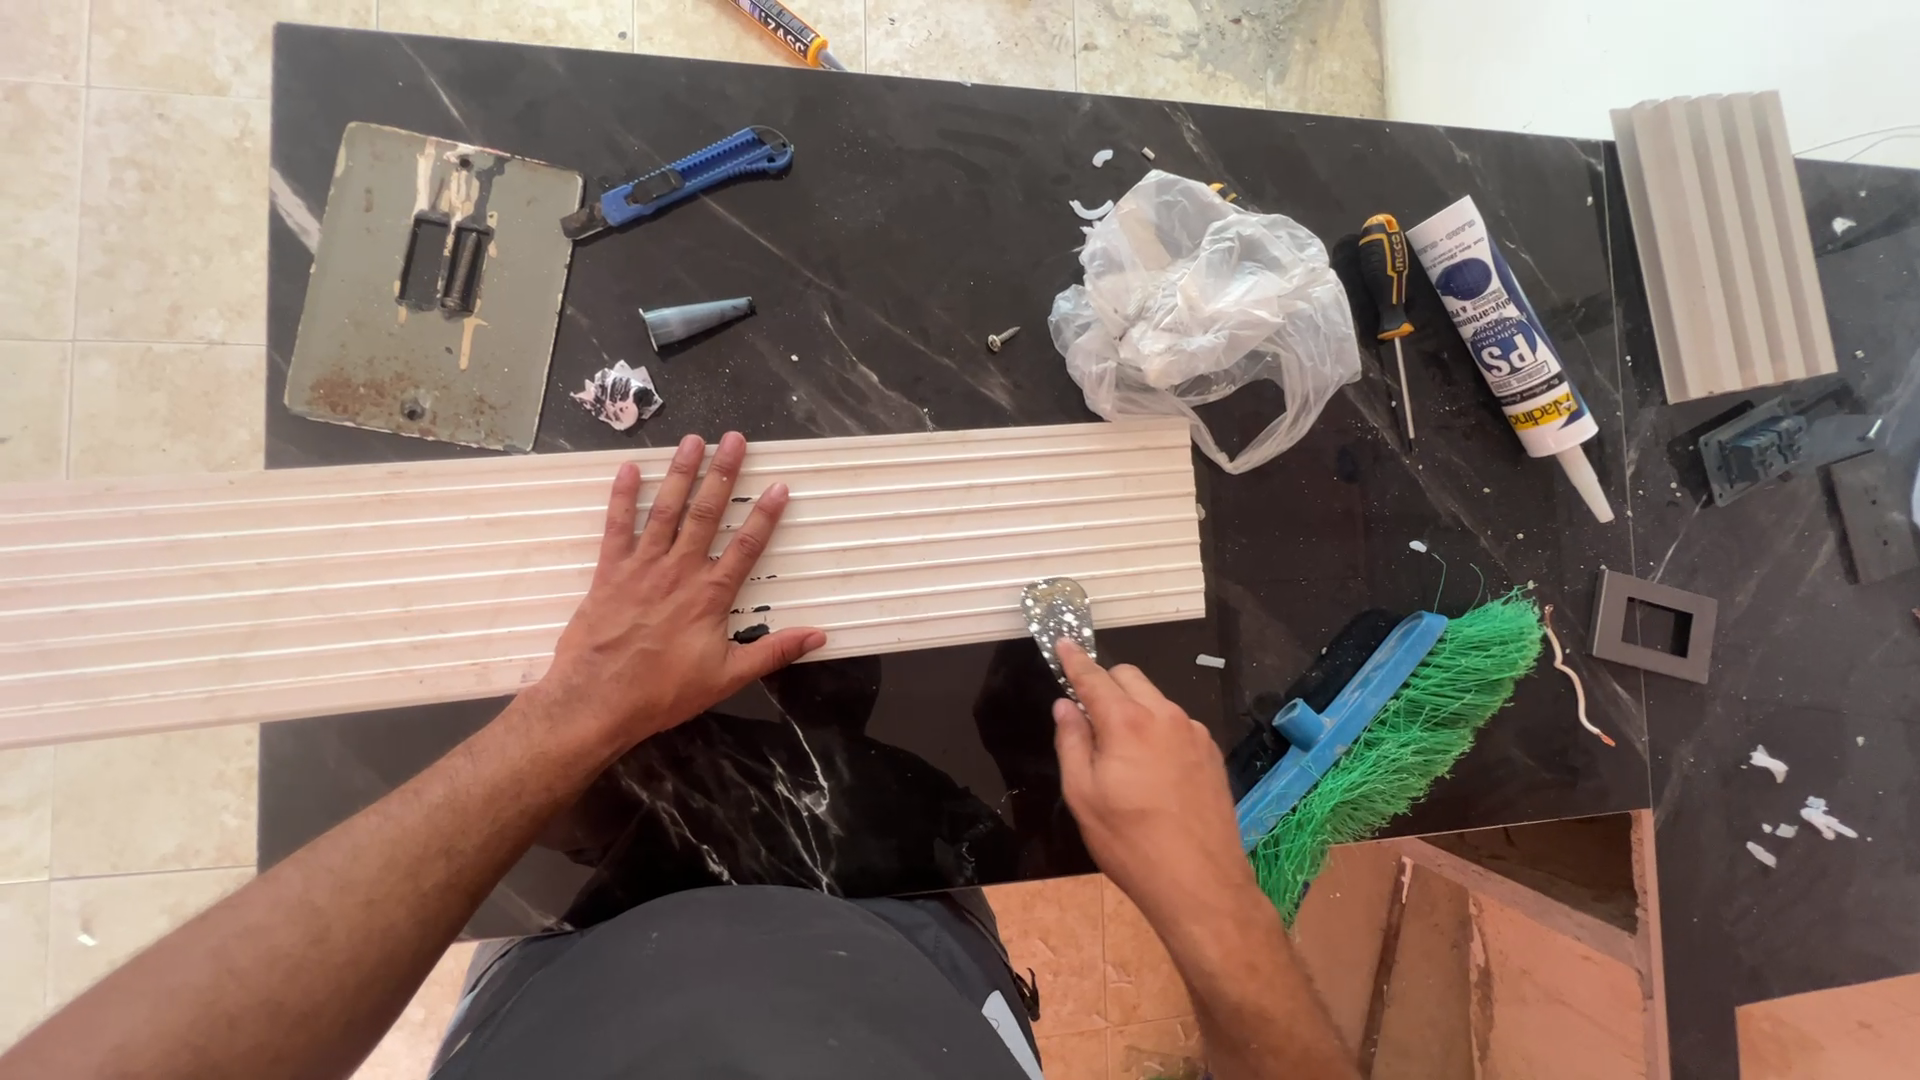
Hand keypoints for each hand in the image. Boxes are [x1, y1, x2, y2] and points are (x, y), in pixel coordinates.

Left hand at [534, 432, 825, 757]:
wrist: (597, 702)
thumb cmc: (665, 691)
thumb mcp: (728, 677)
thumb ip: (774, 652)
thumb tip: (819, 637)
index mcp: (710, 594)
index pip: (746, 545)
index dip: (765, 514)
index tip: (779, 486)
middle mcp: (679, 570)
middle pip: (706, 513)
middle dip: (723, 474)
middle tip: (734, 439)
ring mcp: (642, 566)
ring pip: (665, 510)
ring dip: (680, 473)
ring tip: (693, 440)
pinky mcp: (609, 571)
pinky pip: (616, 526)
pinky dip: (622, 497)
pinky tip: (628, 469)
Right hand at [1052, 640, 1254, 921]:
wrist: (1201, 883)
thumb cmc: (1129, 842)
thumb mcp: (1083, 796)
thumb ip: (1071, 742)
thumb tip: (1065, 706)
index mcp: (1126, 722)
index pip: (1093, 677)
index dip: (1074, 659)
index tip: (1062, 640)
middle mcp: (1164, 715)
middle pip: (1129, 676)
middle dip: (1105, 683)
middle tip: (1088, 716)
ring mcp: (1193, 732)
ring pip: (1155, 699)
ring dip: (1133, 708)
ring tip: (1123, 755)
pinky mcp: (1211, 752)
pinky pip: (1176, 724)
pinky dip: (1157, 729)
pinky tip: (1154, 771)